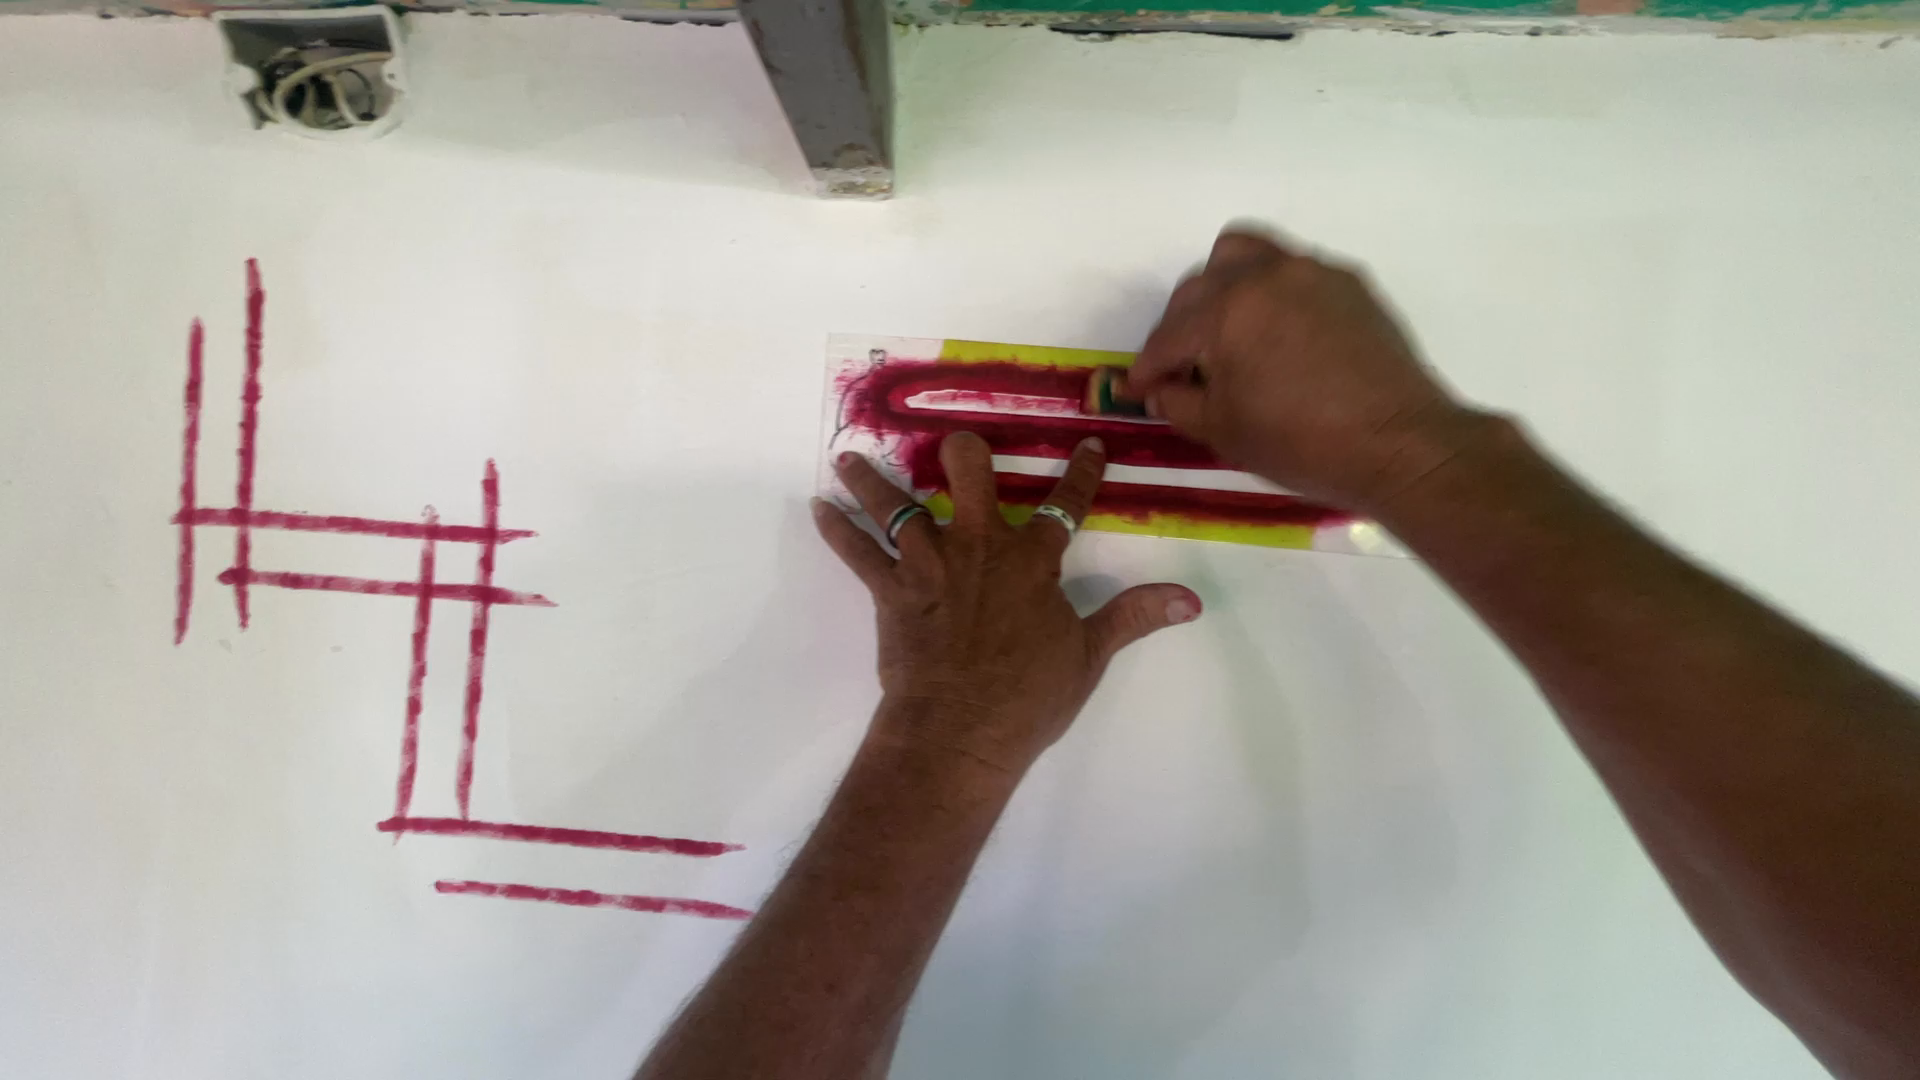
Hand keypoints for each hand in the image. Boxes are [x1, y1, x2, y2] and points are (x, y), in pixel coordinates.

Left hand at [813, 432, 1201, 776]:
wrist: (960, 732)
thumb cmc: (1028, 697)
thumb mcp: (1089, 655)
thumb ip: (1134, 616)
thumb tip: (1191, 600)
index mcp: (1031, 560)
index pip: (1065, 505)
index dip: (1081, 474)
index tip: (1089, 445)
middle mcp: (978, 547)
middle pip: (970, 475)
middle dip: (964, 454)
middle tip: (956, 447)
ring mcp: (931, 564)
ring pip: (899, 505)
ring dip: (874, 480)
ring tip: (849, 457)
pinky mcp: (891, 591)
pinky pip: (858, 553)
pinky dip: (837, 531)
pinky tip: (819, 509)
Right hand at [1127, 228, 1485, 514]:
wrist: (1397, 444)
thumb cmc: (1298, 443)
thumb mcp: (1221, 430)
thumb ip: (1177, 401)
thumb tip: (1159, 388)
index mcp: (1227, 312)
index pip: (1167, 336)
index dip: (1145, 368)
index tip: (1135, 390)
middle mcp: (1265, 276)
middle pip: (1198, 285)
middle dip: (1178, 328)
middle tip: (1183, 370)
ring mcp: (1312, 272)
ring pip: (1244, 254)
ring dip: (1219, 288)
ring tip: (1224, 331)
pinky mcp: (1348, 283)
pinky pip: (1289, 270)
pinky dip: (1267, 294)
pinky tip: (1275, 337)